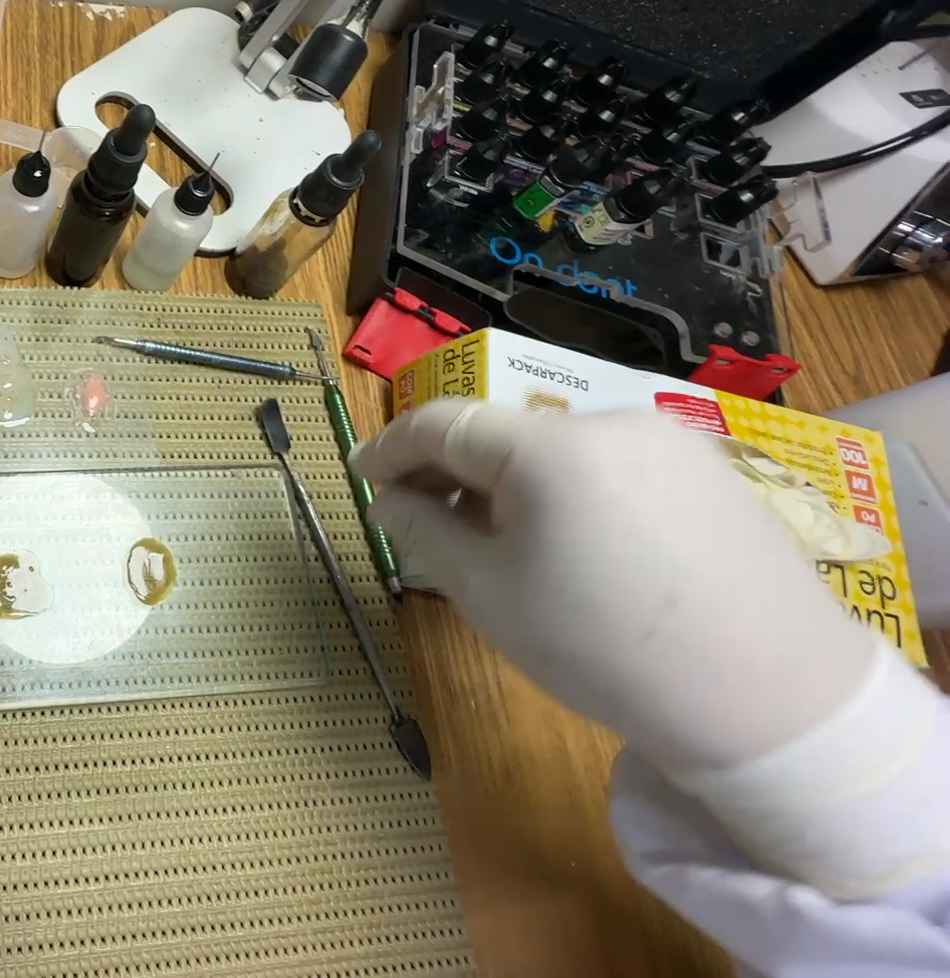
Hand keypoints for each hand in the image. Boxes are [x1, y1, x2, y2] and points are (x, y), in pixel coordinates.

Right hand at [350, 399, 879, 773]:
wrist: (772, 705)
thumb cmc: (599, 646)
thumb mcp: (484, 590)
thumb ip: (421, 529)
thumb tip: (387, 500)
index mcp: (549, 449)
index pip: (441, 424)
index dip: (389, 447)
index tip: (358, 474)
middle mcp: (609, 424)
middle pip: (496, 432)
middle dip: (442, 469)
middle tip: (412, 513)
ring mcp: (666, 444)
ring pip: (547, 448)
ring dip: (496, 481)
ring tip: (482, 535)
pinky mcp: (703, 471)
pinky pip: (598, 464)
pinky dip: (552, 488)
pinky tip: (552, 538)